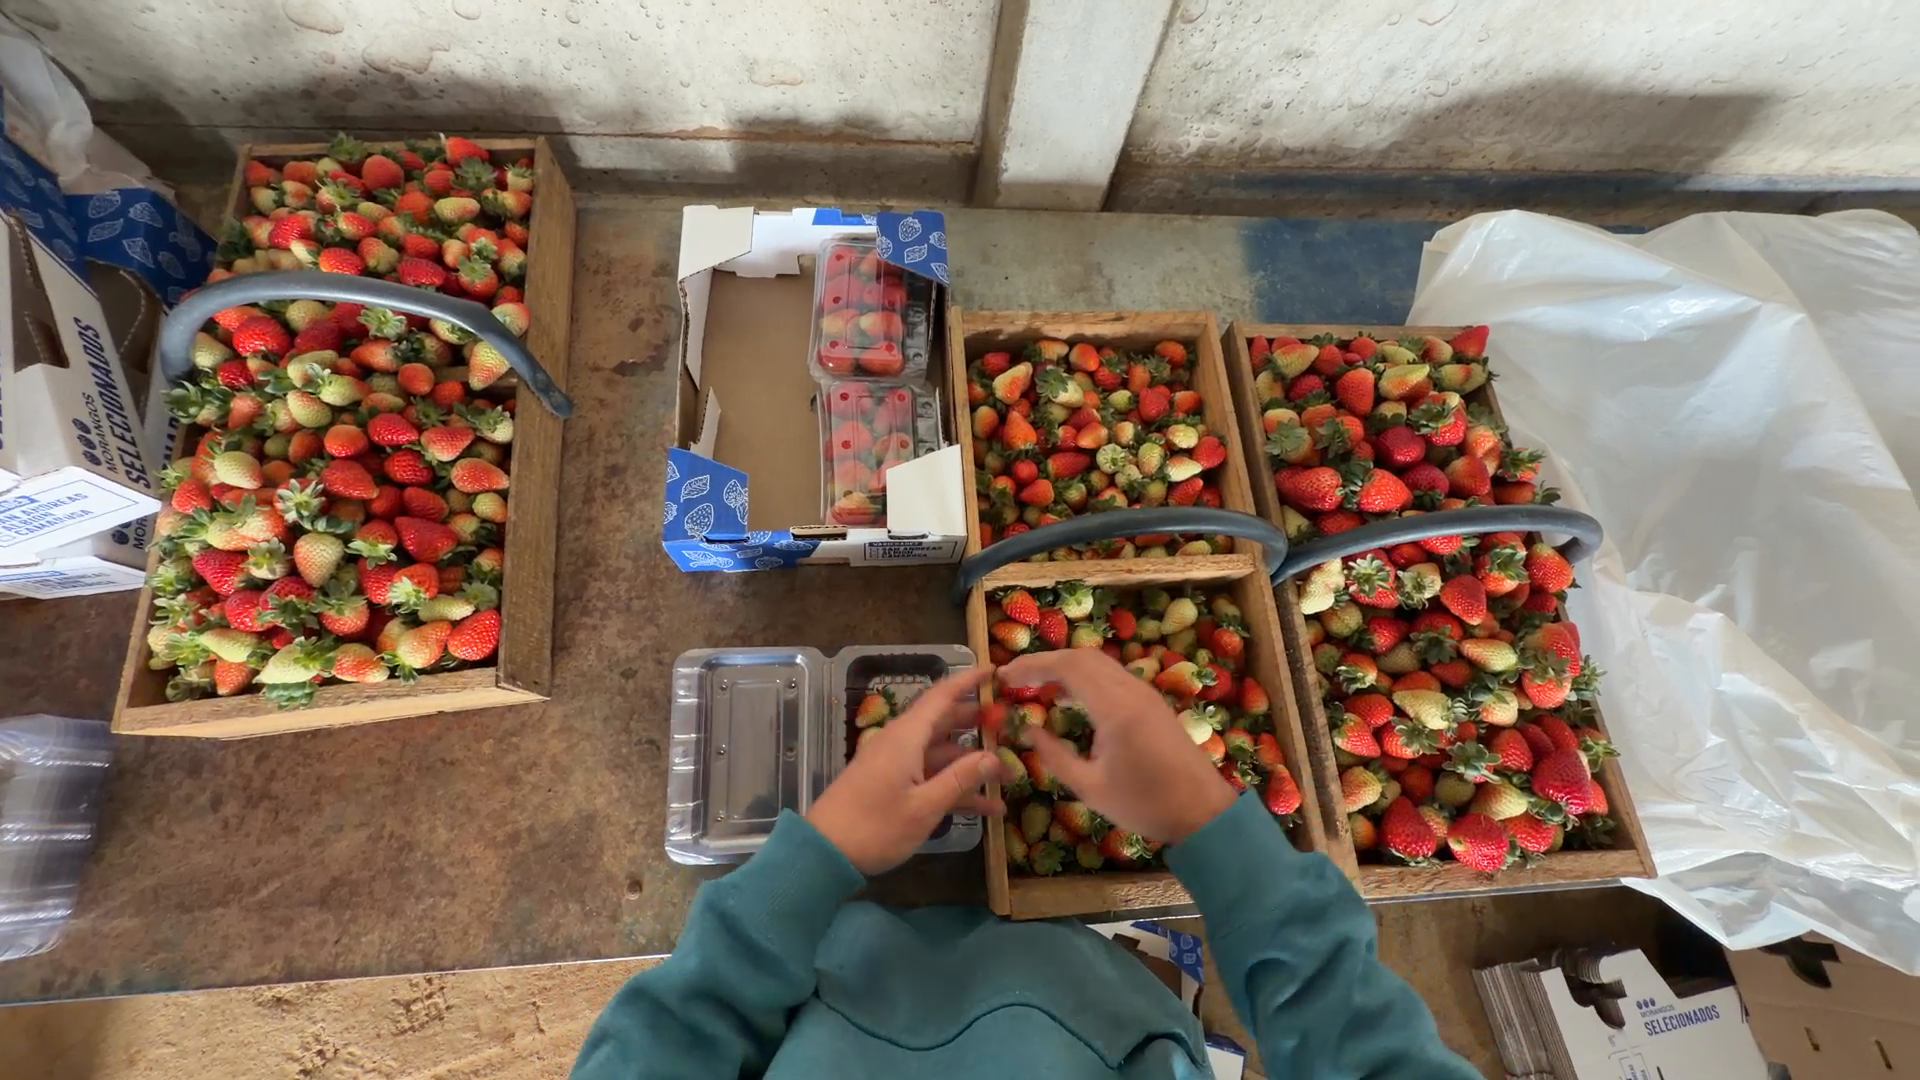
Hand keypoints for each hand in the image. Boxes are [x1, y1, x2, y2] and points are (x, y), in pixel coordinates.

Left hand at [807, 668, 1006, 874]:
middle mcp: (902, 742)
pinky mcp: (893, 784)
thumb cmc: (875, 826)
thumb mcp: (924, 807)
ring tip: (1009, 776)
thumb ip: (960, 779)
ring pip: (942, 753)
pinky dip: (955, 787)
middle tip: (1011, 722)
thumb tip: (994, 757)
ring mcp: (897, 764)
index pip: (942, 695)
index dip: (968, 680)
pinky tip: (988, 808)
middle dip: (978, 722)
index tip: (994, 670)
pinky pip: (930, 776)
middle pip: (945, 721)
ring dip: (972, 764)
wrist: (824, 853)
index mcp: (907, 736)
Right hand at [1000, 650, 1234, 844]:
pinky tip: (1069, 697)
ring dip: (1065, 667)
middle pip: (1082, 656)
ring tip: (1036, 686)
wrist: (1204, 814)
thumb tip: (1028, 730)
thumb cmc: (1145, 804)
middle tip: (1015, 679)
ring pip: (1098, 663)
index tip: (1005, 676)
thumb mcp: (1090, 788)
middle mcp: (1131, 690)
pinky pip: (1112, 675)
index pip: (1067, 667)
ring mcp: (1144, 693)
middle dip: (1044, 662)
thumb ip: (1053, 756)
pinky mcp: (1151, 702)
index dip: (1032, 666)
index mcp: (1115, 708)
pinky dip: (1084, 677)